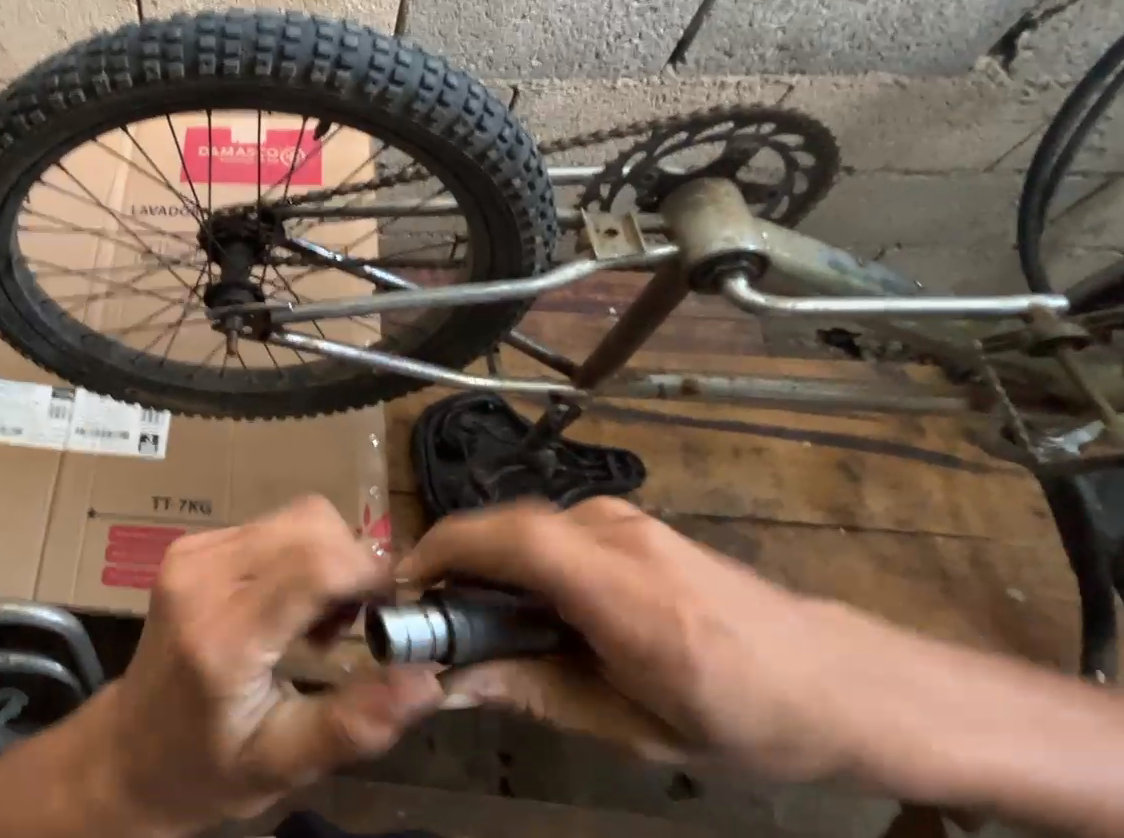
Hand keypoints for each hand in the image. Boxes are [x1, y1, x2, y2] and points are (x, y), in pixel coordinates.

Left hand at [100, 496, 443, 830]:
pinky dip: (299, 555)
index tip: (395, 613)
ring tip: (319, 624)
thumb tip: (428, 679)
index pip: (314, 564)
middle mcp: (202, 576)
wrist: (130, 748)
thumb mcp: (284, 764)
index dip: (370, 574)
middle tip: (355, 626)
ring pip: (293, 517)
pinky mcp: (191, 545)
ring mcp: (191, 553)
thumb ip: (355, 722)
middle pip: (309, 525)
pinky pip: (269, 526)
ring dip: (328, 557)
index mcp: (223, 635)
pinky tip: (289, 605)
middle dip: (354, 564)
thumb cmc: (207, 767)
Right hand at [399, 498, 933, 783]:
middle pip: (507, 526)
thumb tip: (450, 682)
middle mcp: (620, 537)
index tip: (403, 588)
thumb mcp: (636, 728)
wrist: (846, 681)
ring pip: (524, 524)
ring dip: (485, 560)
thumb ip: (537, 694)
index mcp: (628, 595)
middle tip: (428, 616)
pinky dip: (518, 557)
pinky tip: (525, 601)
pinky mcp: (629, 520)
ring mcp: (626, 520)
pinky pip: (550, 528)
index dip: (445, 551)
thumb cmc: (749, 719)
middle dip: (453, 561)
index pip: (514, 541)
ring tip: (473, 616)